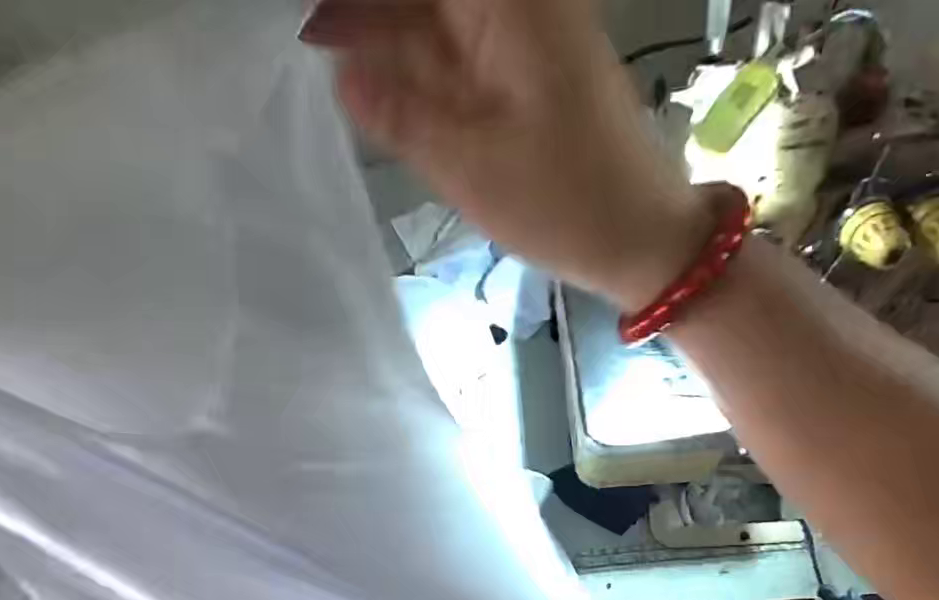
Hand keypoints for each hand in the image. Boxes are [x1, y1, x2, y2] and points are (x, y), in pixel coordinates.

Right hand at [301, 0, 712, 309]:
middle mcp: (511, 3)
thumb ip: (398, 114)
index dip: (355, 0)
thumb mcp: (469, 167)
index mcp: (502, 2)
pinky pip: (452, 47)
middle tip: (296, 32)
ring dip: (376, 27)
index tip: (307, 17)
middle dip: (358, 11)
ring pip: (431, 15)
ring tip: (310, 42)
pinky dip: (410, 58)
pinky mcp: (521, 71)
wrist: (642, 237)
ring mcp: (517, 34)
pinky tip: (364, 71)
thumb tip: (339, 73)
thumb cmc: (564, 204)